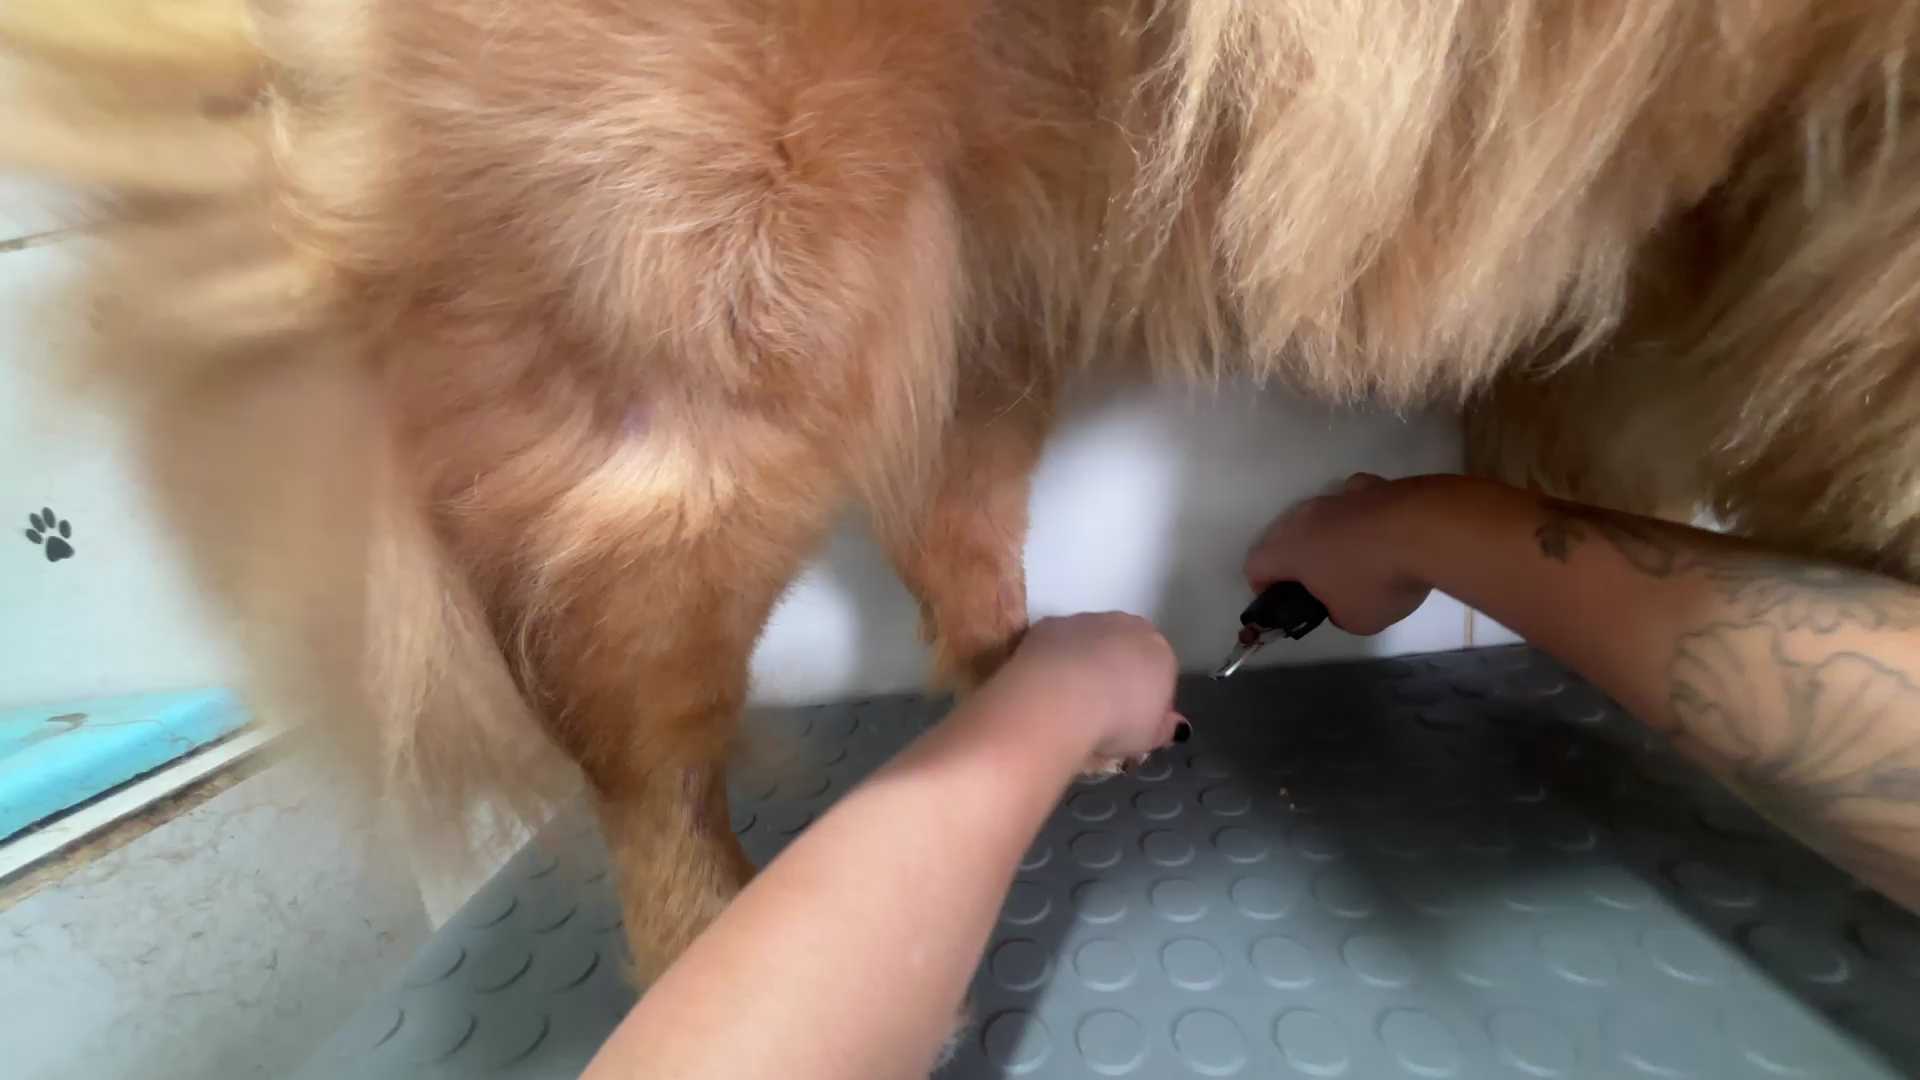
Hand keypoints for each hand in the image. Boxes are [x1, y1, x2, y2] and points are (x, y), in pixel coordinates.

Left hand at [996, 612, 1183, 759]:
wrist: (1058, 698)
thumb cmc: (1115, 720)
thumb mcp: (1148, 737)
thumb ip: (1164, 728)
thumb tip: (1175, 725)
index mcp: (1159, 651)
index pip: (1162, 671)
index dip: (1149, 697)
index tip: (1134, 719)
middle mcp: (1126, 626)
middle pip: (1128, 647)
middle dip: (1120, 670)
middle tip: (1104, 705)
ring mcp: (1086, 620)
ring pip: (1092, 639)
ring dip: (1087, 660)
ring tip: (1072, 695)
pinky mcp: (1052, 623)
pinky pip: (1060, 641)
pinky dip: (1056, 657)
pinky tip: (1048, 682)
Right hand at [1243, 473, 1433, 634]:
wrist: (1428, 531)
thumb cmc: (1378, 580)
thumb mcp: (1355, 620)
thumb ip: (1336, 613)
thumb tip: (1340, 605)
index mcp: (1289, 551)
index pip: (1254, 567)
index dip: (1262, 588)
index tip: (1283, 602)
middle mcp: (1304, 519)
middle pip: (1284, 539)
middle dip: (1297, 561)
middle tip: (1322, 584)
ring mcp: (1337, 498)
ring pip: (1319, 516)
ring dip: (1328, 534)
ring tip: (1358, 556)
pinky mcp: (1371, 485)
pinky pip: (1353, 498)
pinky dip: (1360, 513)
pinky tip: (1380, 528)